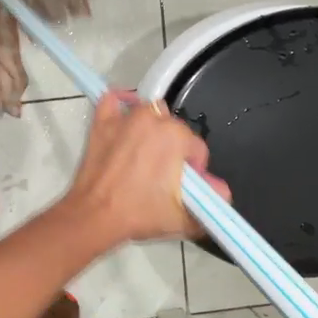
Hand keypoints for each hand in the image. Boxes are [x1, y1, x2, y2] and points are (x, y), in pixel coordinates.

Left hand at [59, 90, 231, 248]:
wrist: (95, 216)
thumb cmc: (141, 214)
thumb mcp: (185, 216)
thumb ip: (214, 200)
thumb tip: (222, 190)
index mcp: (176, 137)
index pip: (197, 148)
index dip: (195, 169)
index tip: (185, 186)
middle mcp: (153, 120)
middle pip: (175, 129)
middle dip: (174, 149)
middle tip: (164, 174)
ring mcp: (125, 118)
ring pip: (149, 111)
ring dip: (153, 126)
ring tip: (146, 152)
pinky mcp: (102, 122)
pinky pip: (114, 100)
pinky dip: (122, 104)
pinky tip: (125, 118)